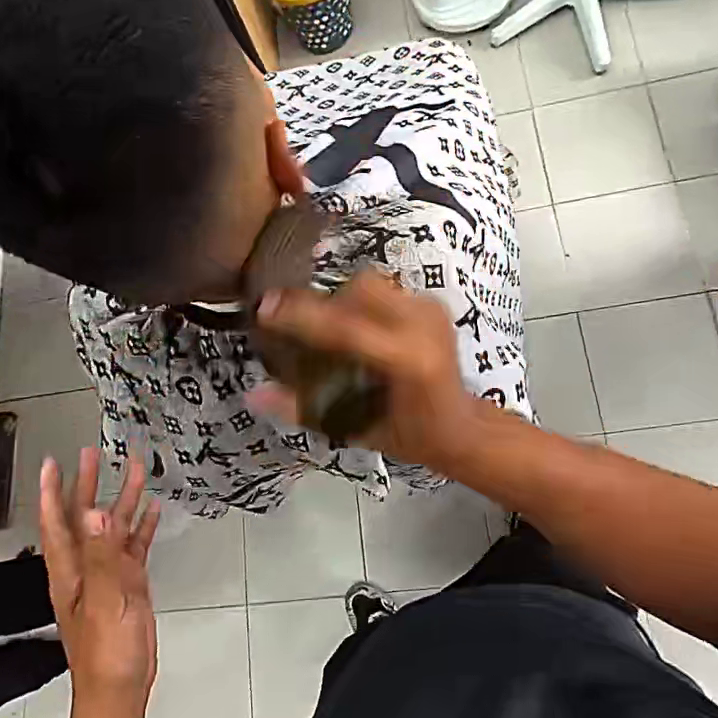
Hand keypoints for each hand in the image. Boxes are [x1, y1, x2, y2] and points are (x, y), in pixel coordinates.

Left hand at [39, 449, 160, 715]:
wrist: (120, 685)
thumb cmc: (107, 648)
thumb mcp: (105, 598)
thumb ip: (102, 555)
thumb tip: (93, 513)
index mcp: (71, 570)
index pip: (57, 521)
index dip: (53, 490)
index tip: (52, 461)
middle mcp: (86, 567)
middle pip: (85, 518)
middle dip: (88, 484)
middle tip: (93, 453)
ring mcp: (108, 575)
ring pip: (113, 528)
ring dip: (121, 499)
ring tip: (134, 469)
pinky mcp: (129, 585)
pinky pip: (133, 547)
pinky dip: (141, 527)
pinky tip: (152, 510)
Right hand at [250, 270, 487, 470]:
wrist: (463, 427)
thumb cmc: (413, 435)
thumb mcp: (357, 430)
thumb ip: (306, 410)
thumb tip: (255, 396)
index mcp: (409, 360)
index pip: (345, 327)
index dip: (301, 315)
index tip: (266, 307)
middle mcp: (424, 326)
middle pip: (360, 288)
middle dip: (327, 303)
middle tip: (311, 330)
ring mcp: (434, 312)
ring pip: (374, 283)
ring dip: (348, 301)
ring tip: (339, 331)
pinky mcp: (437, 306)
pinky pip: (390, 289)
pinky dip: (369, 304)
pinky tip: (365, 331)